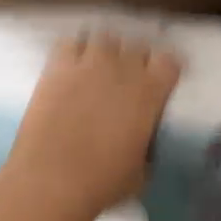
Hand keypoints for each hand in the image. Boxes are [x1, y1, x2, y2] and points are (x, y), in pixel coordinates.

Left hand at [1, 32, 181, 219]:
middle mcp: (125, 68)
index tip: (160, 81)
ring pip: (106, 38)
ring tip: (98, 66)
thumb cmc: (103, 183)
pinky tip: (71, 64)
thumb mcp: (142, 170)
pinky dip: (73, 49)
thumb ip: (148, 145)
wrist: (51, 182)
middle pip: (137, 45)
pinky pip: (70, 42)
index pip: (170, 61)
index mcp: (151, 91)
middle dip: (135, 60)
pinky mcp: (58, 67)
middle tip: (127, 79)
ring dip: (106, 50)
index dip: (165, 70)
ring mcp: (90, 63)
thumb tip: (146, 143)